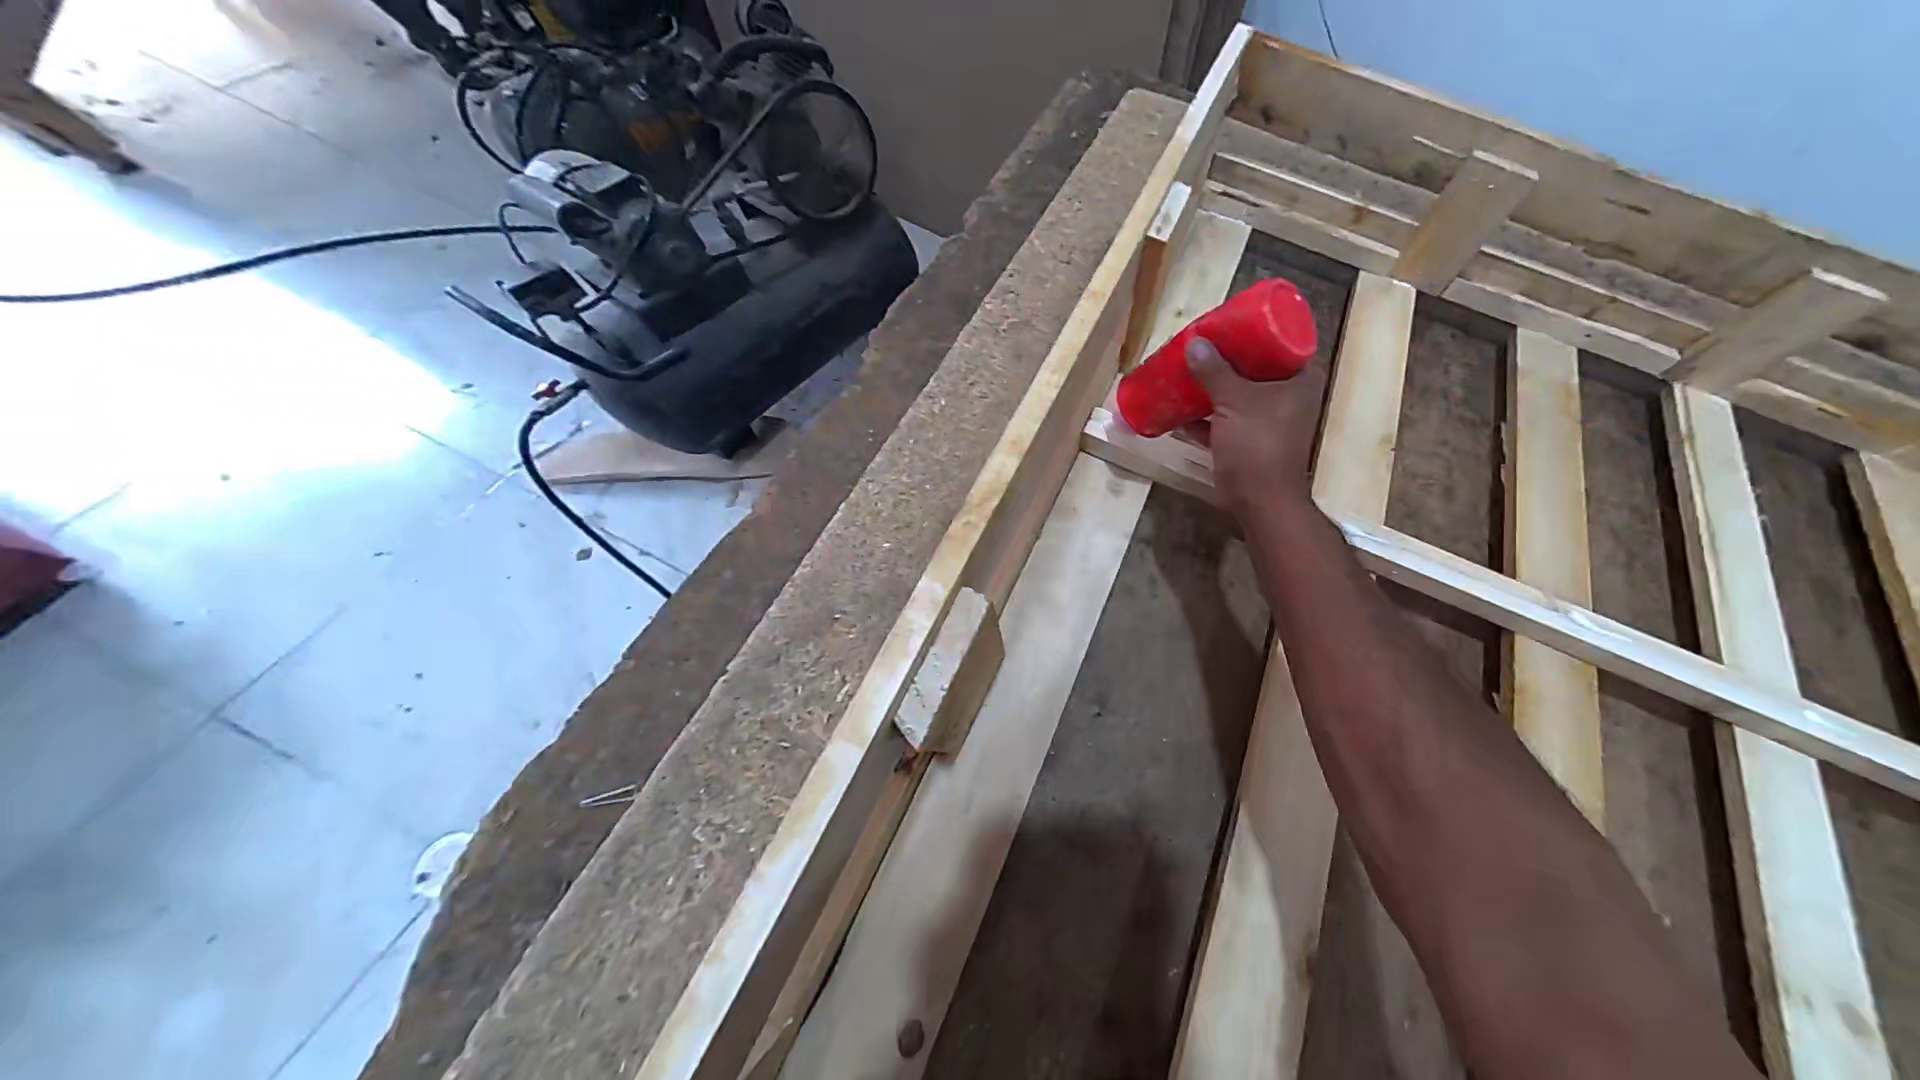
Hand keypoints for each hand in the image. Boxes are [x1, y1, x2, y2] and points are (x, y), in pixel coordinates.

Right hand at [1184, 335, 1325, 513]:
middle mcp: (1289, 396)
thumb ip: (1214, 371)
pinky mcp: (1248, 441)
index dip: (1254, 330)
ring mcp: (1268, 420)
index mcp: (1299, 380)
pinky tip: (1178, 407)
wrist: (1259, 499)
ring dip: (1212, 386)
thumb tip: (1195, 342)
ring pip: (1237, 394)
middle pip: (1254, 367)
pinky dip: (1204, 415)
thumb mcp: (1234, 402)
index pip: (1281, 342)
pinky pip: (1224, 419)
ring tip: (1186, 371)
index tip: (1227, 323)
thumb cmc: (1258, 444)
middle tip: (1201, 345)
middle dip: (1225, 359)